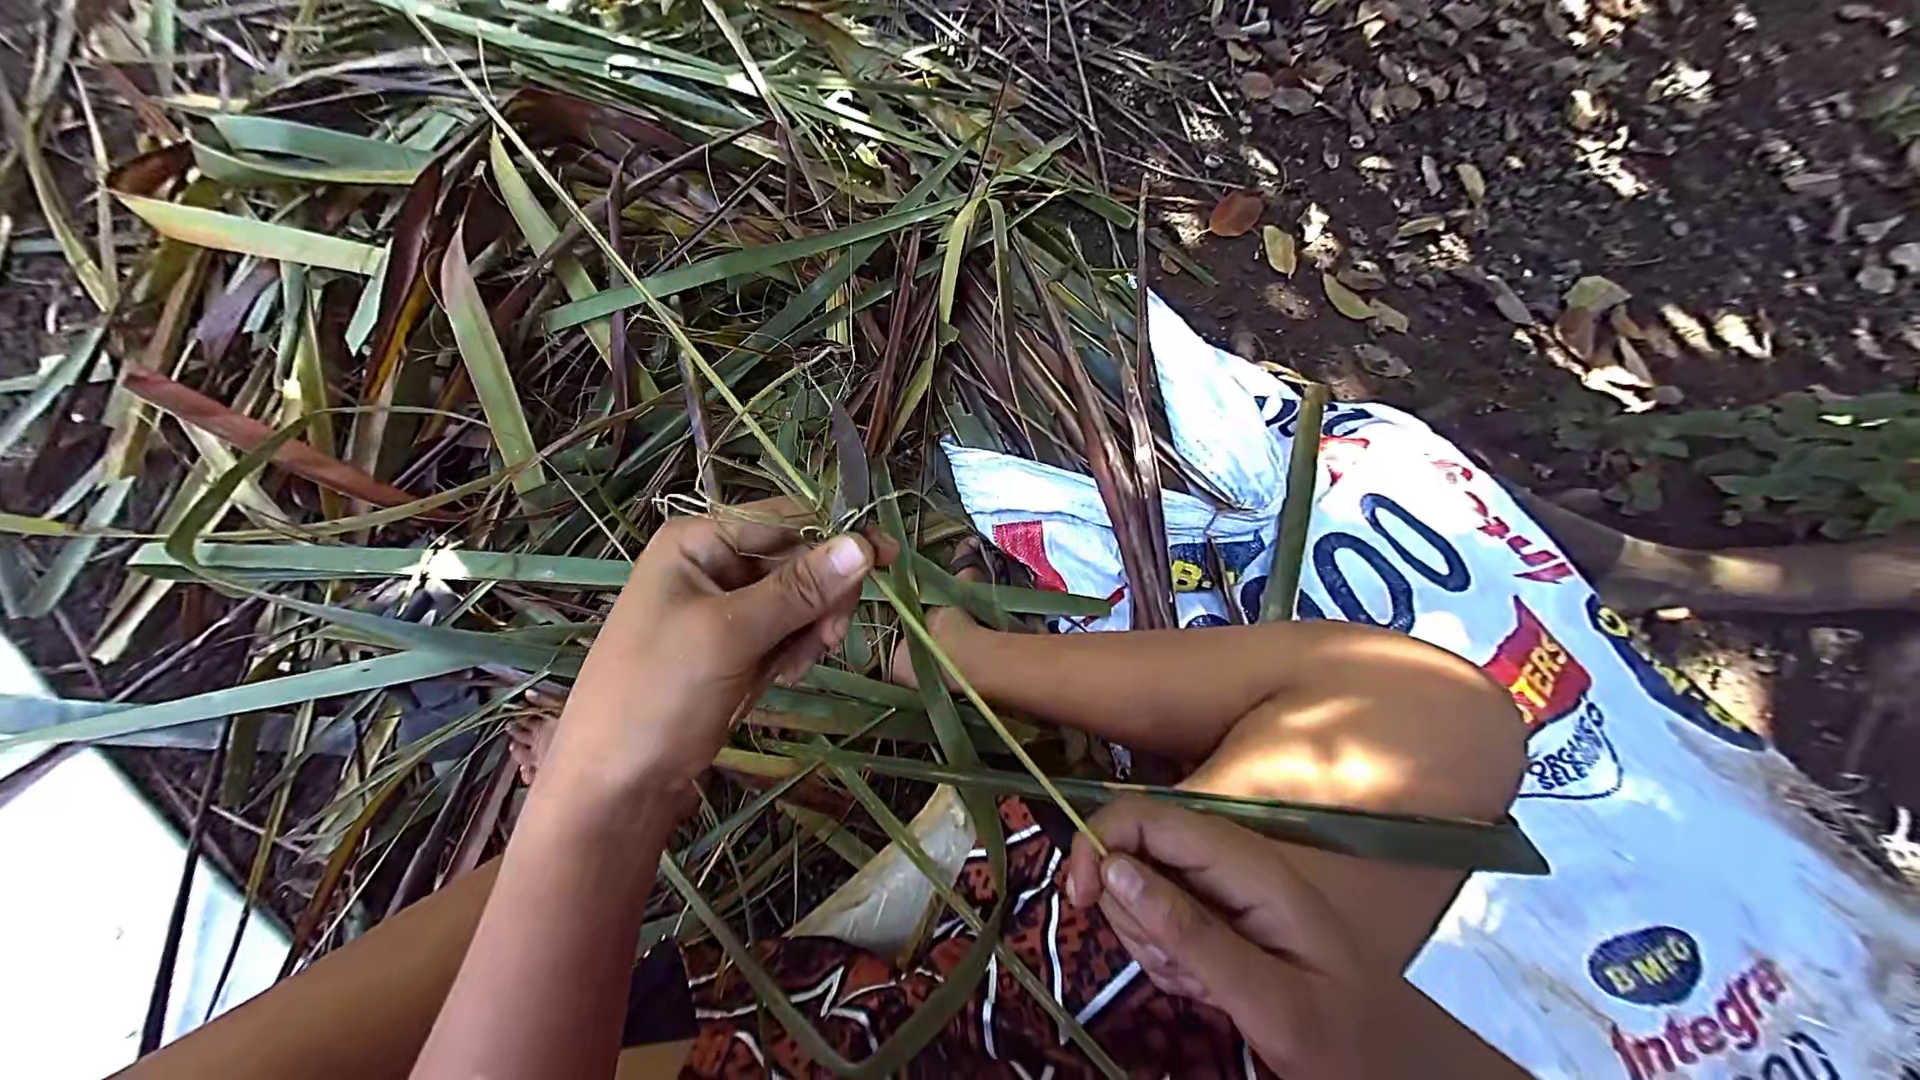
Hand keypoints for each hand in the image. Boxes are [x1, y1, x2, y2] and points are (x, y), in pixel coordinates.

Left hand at [540, 500, 891, 805]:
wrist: (617, 782)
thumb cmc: (658, 694)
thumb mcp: (730, 635)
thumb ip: (799, 589)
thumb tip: (863, 544)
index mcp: (701, 540)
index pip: (788, 519)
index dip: (839, 536)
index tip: (887, 559)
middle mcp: (716, 561)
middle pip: (801, 559)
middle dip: (821, 597)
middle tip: (830, 637)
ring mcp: (728, 603)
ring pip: (803, 597)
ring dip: (811, 629)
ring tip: (793, 667)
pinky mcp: (740, 640)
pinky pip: (790, 628)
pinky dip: (798, 648)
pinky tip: (785, 674)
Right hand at [1064, 797, 1376, 1078]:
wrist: (1384, 1061)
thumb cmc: (1342, 1037)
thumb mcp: (1270, 1001)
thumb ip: (1190, 932)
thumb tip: (1112, 867)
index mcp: (1242, 858)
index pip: (1144, 813)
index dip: (1097, 841)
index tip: (1078, 899)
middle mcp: (1223, 853)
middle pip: (1130, 846)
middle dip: (1130, 910)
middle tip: (1173, 967)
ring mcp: (1213, 876)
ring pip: (1133, 882)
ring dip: (1147, 938)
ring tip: (1198, 981)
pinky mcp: (1207, 900)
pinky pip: (1150, 912)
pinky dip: (1159, 951)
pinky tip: (1200, 980)